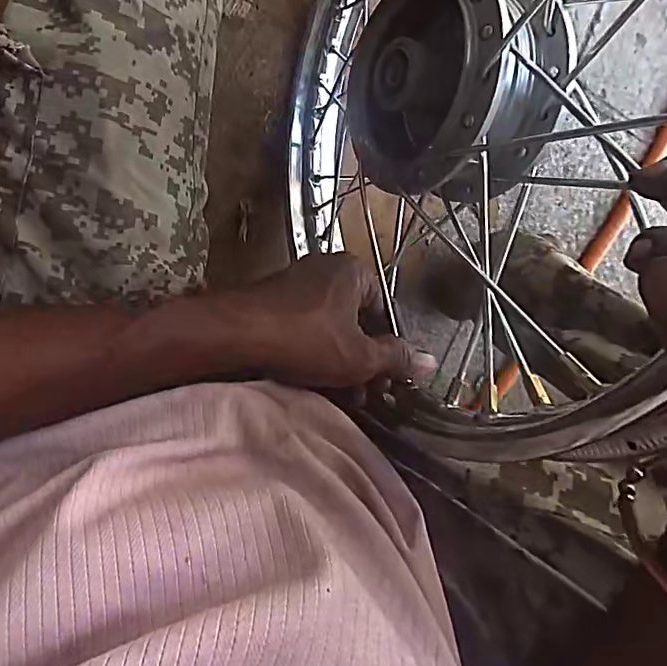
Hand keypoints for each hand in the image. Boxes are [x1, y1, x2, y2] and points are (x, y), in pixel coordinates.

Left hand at [216, 252, 437, 389]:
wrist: (237, 333)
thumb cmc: (304, 338)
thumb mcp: (359, 356)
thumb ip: (395, 358)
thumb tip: (429, 361)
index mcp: (353, 271)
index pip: (385, 310)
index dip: (390, 348)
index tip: (388, 379)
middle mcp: (326, 269)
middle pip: (357, 319)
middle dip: (363, 360)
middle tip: (366, 394)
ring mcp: (297, 283)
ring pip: (330, 327)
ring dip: (339, 361)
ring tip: (342, 396)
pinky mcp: (274, 301)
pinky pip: (305, 327)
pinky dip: (313, 352)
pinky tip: (313, 382)